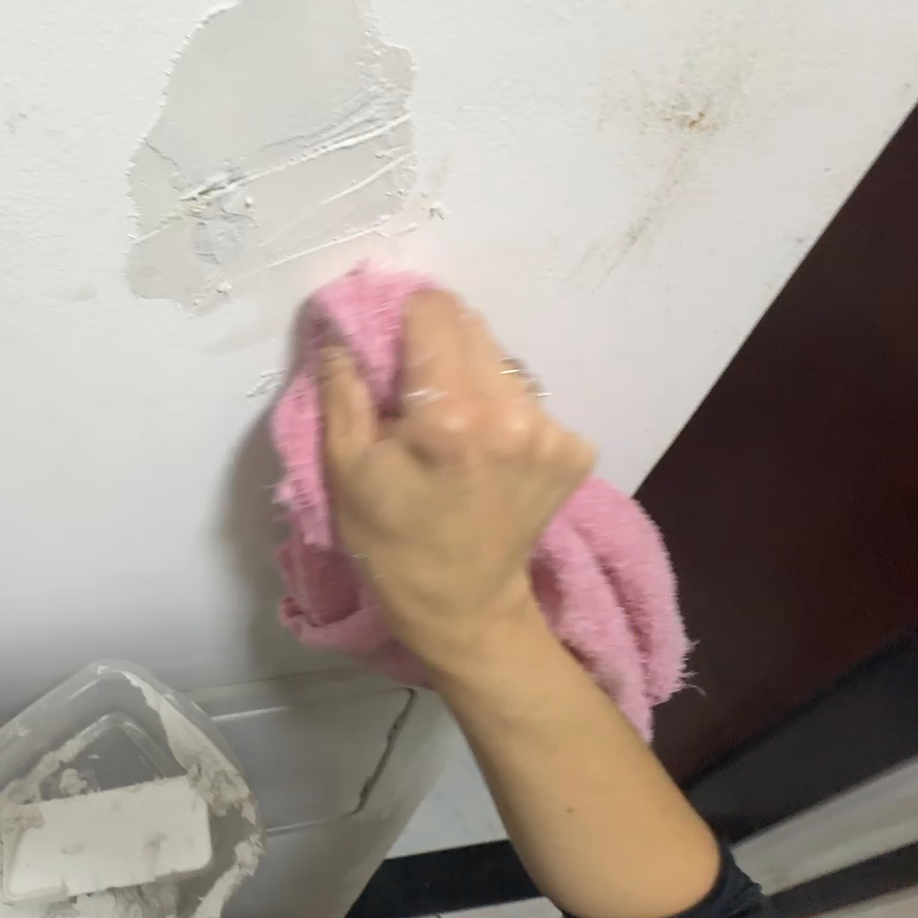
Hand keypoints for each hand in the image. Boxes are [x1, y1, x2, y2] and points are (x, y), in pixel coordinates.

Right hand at [316, 289, 593, 679]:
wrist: (462, 605)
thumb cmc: (390, 541)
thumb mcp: (345, 468)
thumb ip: (343, 389)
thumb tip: (343, 331)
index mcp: (450, 417)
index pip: (434, 311)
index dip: (401, 316)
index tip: (384, 344)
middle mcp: (513, 413)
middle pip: (472, 326)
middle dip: (433, 345)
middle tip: (408, 390)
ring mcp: (553, 431)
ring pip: (500, 360)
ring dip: (467, 375)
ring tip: (446, 426)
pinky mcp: (574, 448)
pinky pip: (525, 396)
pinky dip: (497, 408)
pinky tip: (480, 448)